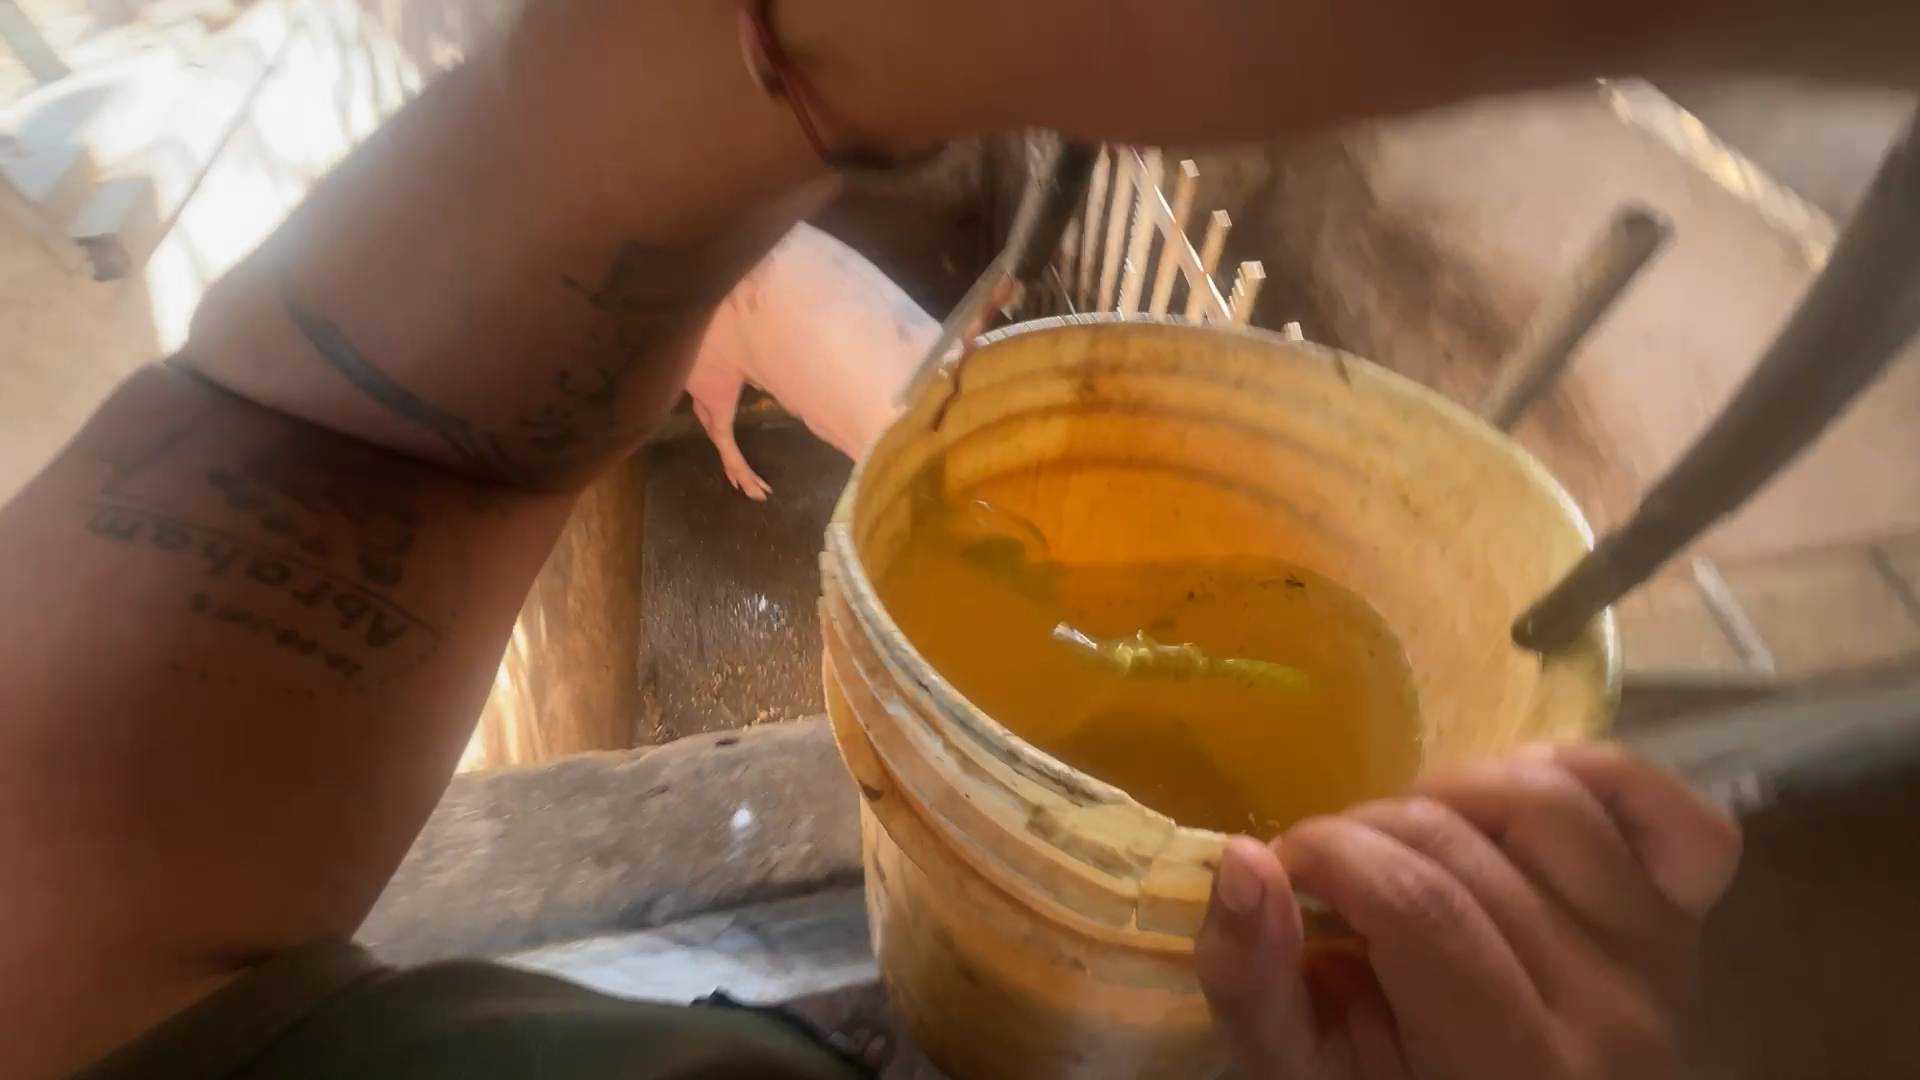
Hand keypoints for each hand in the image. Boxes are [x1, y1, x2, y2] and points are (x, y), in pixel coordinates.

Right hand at [1194, 742, 1740, 1079]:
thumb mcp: (1289, 1064)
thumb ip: (1248, 974)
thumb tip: (1241, 855)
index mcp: (1511, 1069)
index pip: (1419, 906)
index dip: (1327, 856)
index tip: (1286, 868)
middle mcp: (1612, 1014)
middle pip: (1462, 847)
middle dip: (1361, 831)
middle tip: (1333, 872)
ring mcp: (1659, 962)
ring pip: (1549, 800)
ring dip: (1448, 794)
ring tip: (1407, 838)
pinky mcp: (1683, 926)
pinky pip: (1682, 821)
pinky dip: (1591, 779)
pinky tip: (1514, 803)